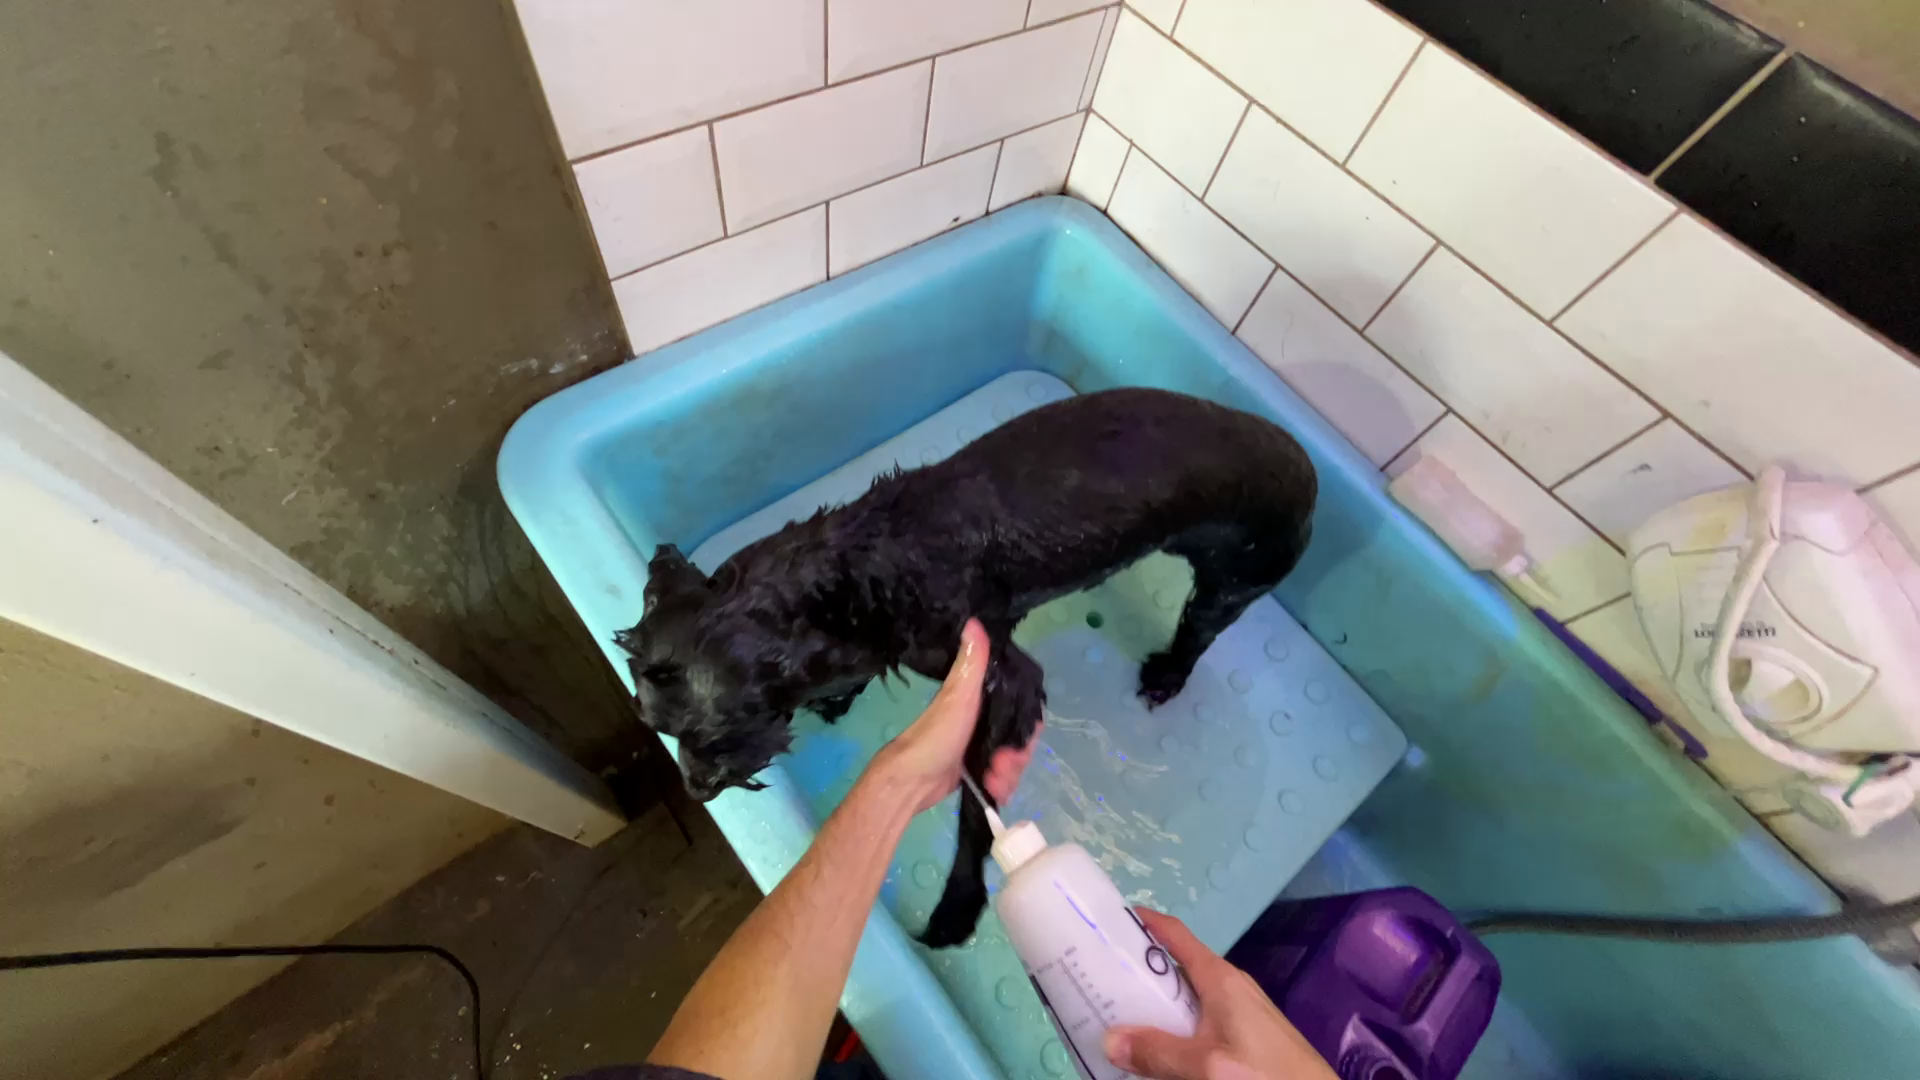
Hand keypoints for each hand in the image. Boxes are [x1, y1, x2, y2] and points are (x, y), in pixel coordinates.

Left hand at [864, 620, 1038, 811]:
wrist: (913, 779)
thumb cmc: (936, 734)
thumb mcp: (957, 695)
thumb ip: (971, 662)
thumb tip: (973, 620)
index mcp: (983, 698)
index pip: (1022, 708)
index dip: (1027, 725)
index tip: (1019, 740)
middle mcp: (986, 719)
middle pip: (1021, 737)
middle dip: (1017, 757)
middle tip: (1000, 765)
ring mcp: (982, 745)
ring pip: (1015, 761)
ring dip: (1009, 775)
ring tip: (992, 781)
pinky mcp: (978, 768)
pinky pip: (1004, 777)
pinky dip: (1002, 784)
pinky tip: (991, 789)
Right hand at [1104, 910, 1337, 1079]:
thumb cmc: (1268, 1079)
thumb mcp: (1208, 1069)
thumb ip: (1158, 1054)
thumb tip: (1108, 1040)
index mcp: (1218, 977)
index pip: (1173, 931)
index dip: (1140, 921)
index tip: (1105, 923)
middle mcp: (1229, 986)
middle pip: (1176, 966)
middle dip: (1139, 971)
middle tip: (1100, 983)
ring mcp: (1243, 1014)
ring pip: (1188, 998)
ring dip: (1157, 1004)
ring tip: (1123, 1020)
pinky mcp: (1251, 1040)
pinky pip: (1203, 1022)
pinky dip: (1177, 1028)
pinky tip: (1164, 1056)